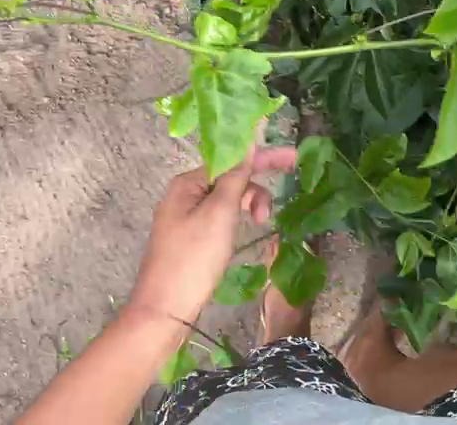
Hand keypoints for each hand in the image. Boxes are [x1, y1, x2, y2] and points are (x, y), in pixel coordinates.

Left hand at [127, 147, 298, 325]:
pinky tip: (244, 231)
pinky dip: (236, 219)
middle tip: (284, 190)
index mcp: (187, 183)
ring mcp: (184, 219)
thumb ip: (235, 176)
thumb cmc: (193, 259)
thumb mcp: (219, 213)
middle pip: (229, 178)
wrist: (164, 313)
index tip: (293, 158)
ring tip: (262, 223)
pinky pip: (219, 217)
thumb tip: (248, 142)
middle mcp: (183, 195)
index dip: (263, 157)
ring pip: (226, 199)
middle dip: (256, 184)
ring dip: (248, 204)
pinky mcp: (189, 240)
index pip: (231, 160)